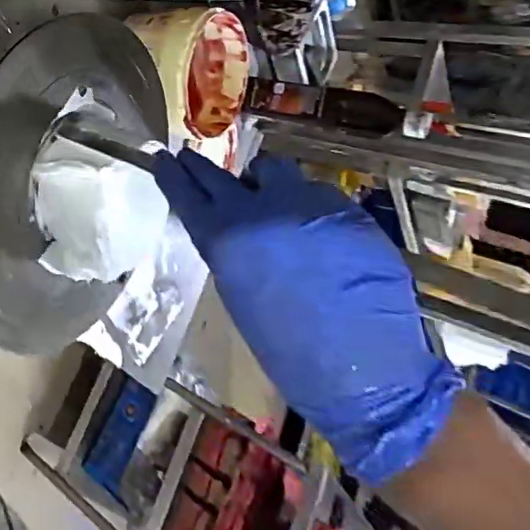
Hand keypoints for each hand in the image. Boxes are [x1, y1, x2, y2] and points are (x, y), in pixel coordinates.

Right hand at [152, 149, 462, 484]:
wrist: (367, 369)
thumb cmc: (286, 343)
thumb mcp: (235, 287)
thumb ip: (226, 245)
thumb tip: (228, 221)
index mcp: (223, 236)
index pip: (184, 191)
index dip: (171, 173)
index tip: (163, 159)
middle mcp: (258, 211)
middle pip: (219, 174)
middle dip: (202, 167)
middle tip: (192, 160)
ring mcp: (305, 207)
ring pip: (272, 170)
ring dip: (263, 181)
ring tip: (268, 198)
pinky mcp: (348, 212)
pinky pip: (316, 192)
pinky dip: (307, 203)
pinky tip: (315, 228)